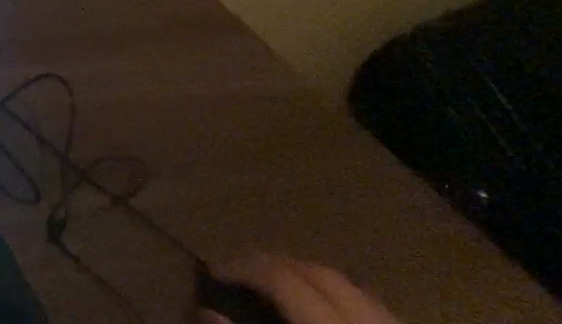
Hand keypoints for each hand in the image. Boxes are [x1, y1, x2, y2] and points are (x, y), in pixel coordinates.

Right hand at [199, 254, 398, 323]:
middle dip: (274, 263)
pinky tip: (325, 305)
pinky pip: (377, 306)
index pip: (284, 279)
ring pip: (352, 284)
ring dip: (309, 275)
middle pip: (319, 273)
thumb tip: (204, 310)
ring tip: (277, 282)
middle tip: (239, 270)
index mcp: (332, 323)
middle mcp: (366, 319)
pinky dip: (344, 296)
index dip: (243, 268)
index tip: (213, 270)